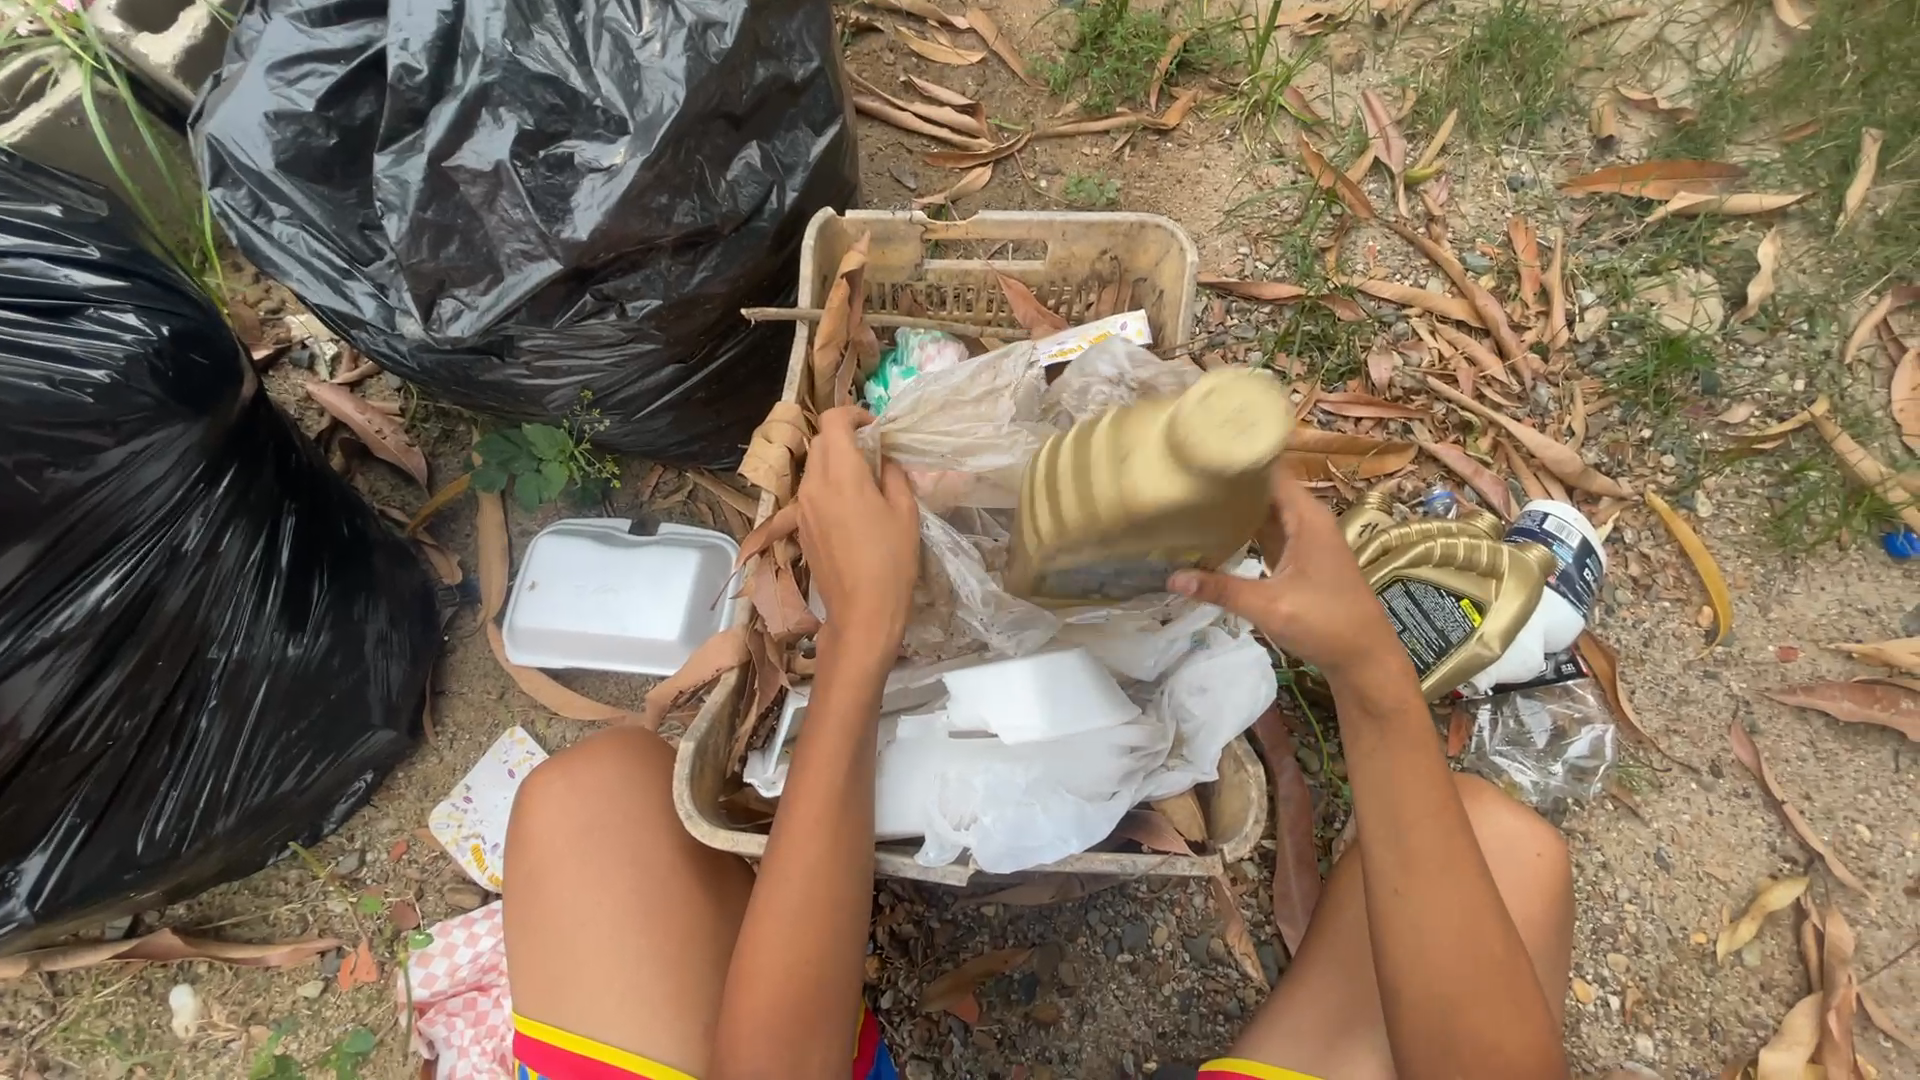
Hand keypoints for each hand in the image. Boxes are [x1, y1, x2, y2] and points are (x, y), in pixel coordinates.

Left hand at [795, 407, 920, 655]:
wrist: (862, 612)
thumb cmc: (891, 560)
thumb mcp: (905, 512)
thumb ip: (893, 475)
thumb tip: (884, 460)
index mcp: (841, 473)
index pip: (833, 421)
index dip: (853, 415)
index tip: (874, 427)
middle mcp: (813, 484)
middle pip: (821, 442)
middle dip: (846, 437)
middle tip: (874, 453)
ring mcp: (802, 507)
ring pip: (814, 467)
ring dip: (836, 463)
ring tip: (865, 482)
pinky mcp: (800, 528)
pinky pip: (812, 493)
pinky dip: (829, 487)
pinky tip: (852, 510)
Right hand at [1168, 464, 1402, 682]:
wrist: (1364, 658)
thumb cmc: (1324, 623)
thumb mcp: (1268, 606)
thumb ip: (1220, 588)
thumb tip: (1171, 577)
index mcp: (1306, 518)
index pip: (1271, 472)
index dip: (1241, 461)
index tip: (1204, 453)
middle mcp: (1307, 521)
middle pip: (1265, 489)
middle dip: (1231, 483)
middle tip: (1187, 475)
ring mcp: (1305, 540)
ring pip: (1265, 512)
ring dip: (1236, 507)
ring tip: (1193, 495)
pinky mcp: (1299, 559)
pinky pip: (1268, 532)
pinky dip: (1244, 529)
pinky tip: (1215, 529)